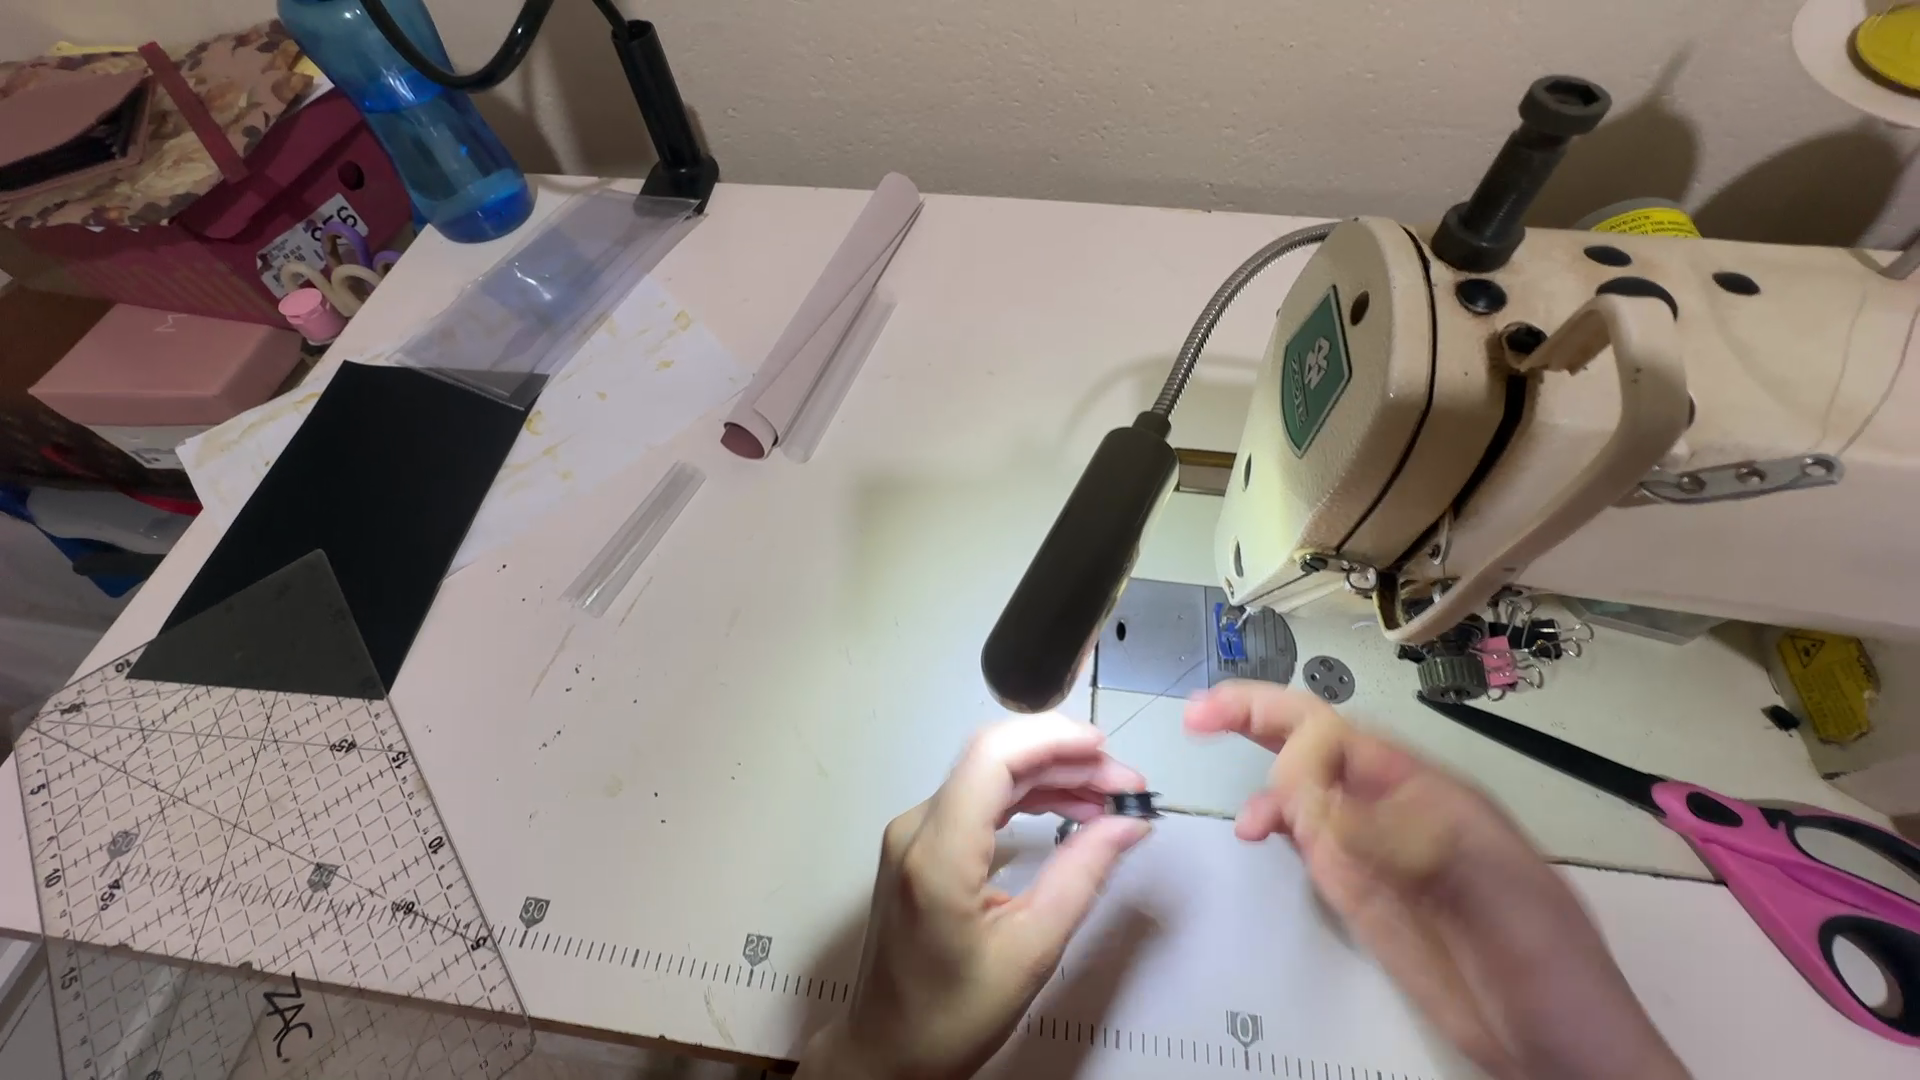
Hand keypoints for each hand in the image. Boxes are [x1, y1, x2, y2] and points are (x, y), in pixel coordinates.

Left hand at [800, 714, 1151, 1079]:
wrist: (886, 1050)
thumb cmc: (955, 1014)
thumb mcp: (1031, 951)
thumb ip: (1082, 876)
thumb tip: (1130, 825)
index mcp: (938, 854)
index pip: (992, 758)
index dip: (1051, 739)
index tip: (1105, 749)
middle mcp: (918, 825)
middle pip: (995, 759)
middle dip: (1065, 759)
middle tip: (1127, 785)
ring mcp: (915, 830)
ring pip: (990, 774)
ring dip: (1052, 775)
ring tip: (1110, 797)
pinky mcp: (922, 841)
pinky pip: (980, 798)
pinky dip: (1028, 796)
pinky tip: (1071, 808)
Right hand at [1186, 681, 1688, 1079]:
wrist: (1556, 1044)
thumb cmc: (1542, 957)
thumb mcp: (1490, 884)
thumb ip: (1404, 833)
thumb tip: (1315, 800)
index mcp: (1421, 785)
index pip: (1338, 732)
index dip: (1281, 720)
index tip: (1242, 746)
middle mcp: (1383, 800)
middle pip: (1310, 741)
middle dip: (1253, 717)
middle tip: (1199, 714)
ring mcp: (1362, 840)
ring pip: (1295, 783)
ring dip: (1259, 778)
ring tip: (1246, 820)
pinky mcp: (1349, 879)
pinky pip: (1298, 831)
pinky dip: (1268, 820)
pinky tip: (1255, 832)